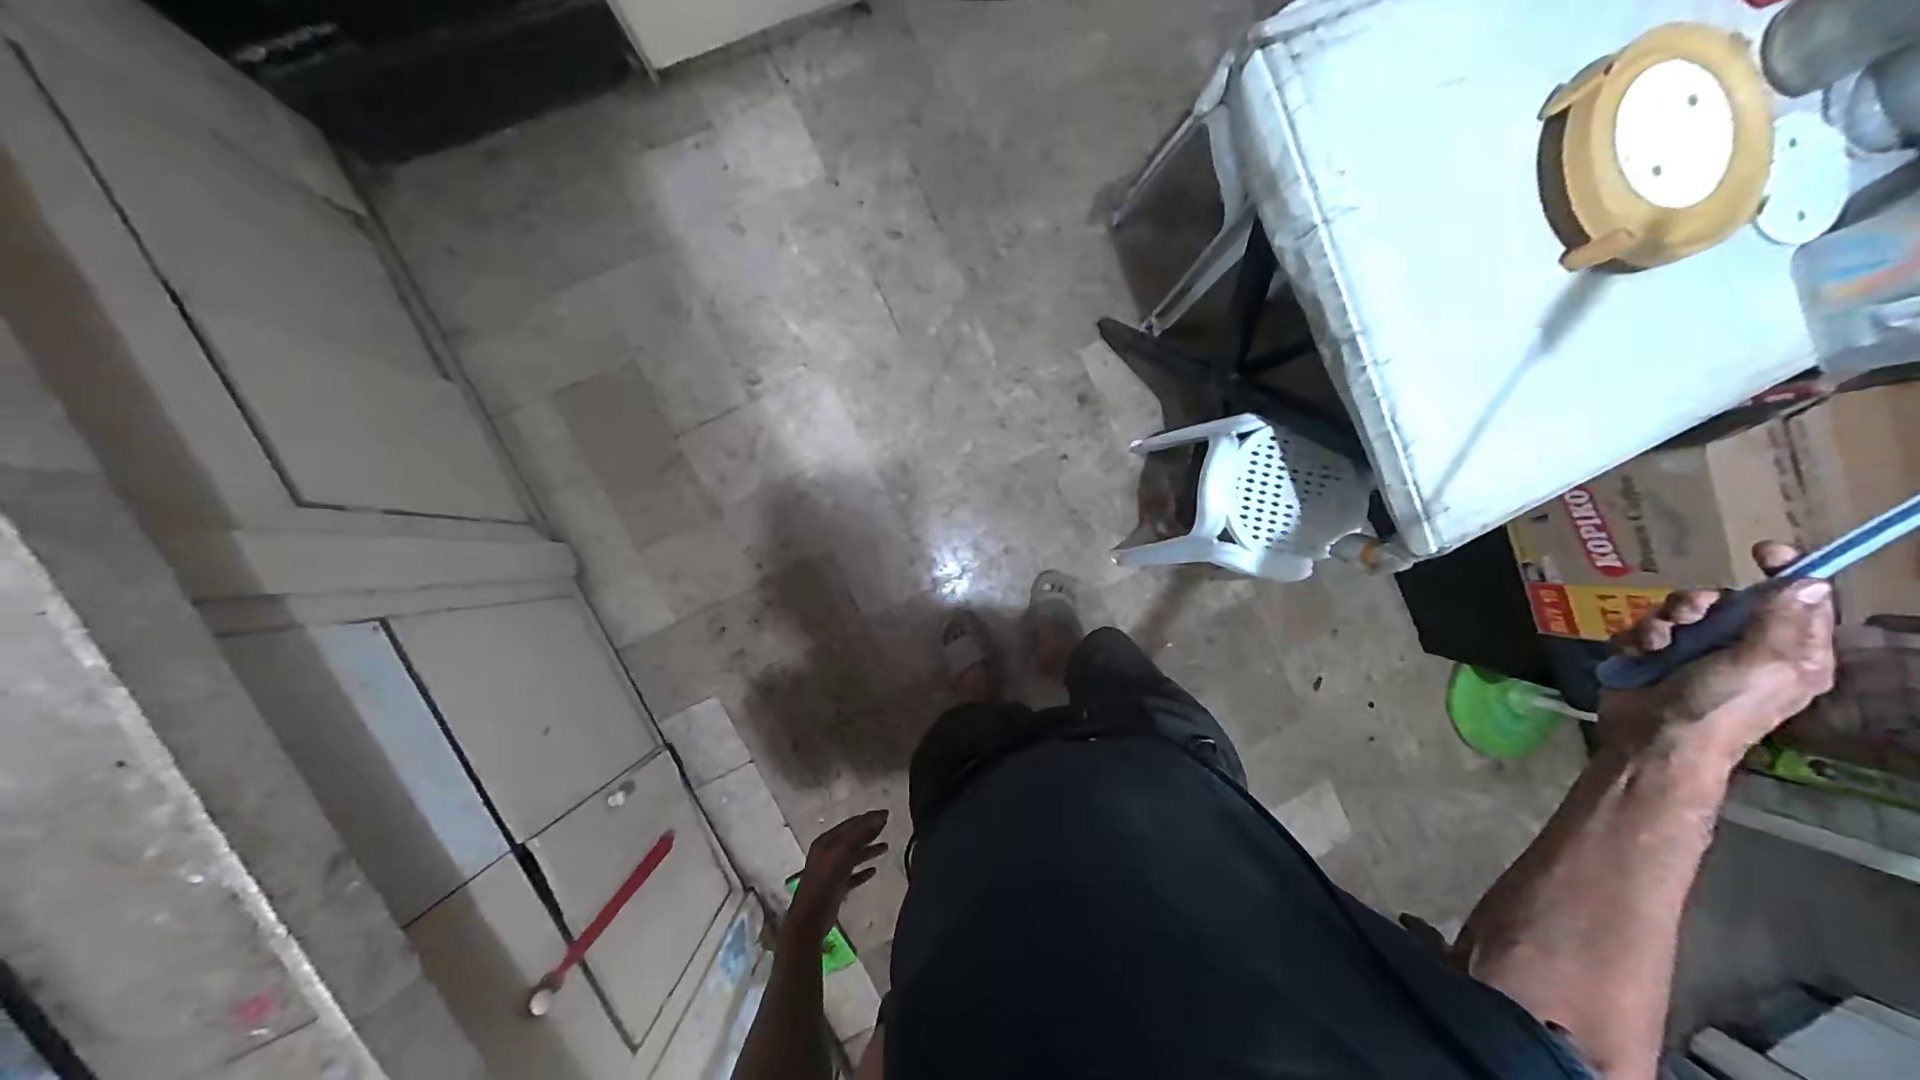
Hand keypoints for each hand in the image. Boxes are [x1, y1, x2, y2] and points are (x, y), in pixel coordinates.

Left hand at [784, 810, 888, 947]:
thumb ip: (861, 835)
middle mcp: (828, 853)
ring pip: (853, 856)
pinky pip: (852, 875)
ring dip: (869, 850)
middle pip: (852, 838)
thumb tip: (880, 816)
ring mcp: (831, 871)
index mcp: (826, 842)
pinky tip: (873, 871)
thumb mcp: (842, 853)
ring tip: (886, 847)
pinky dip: (863, 871)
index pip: (850, 824)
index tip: (886, 813)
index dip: (868, 818)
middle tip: (887, 825)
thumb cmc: (825, 882)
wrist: (810, 919)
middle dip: (869, 831)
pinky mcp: (836, 888)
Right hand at [1602, 541, 1835, 766]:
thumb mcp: (1763, 663)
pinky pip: (1640, 629)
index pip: (1797, 602)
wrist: (1653, 740)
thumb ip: (1783, 621)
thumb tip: (1810, 581)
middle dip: (1699, 602)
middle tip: (1688, 614)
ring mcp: (1693, 654)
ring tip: (1654, 644)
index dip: (1786, 573)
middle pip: (1725, 601)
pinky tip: (1634, 655)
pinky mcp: (1650, 659)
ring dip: (1660, 622)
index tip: (1764, 553)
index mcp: (1788, 652)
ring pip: (1676, 613)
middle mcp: (1743, 649)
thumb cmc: (1718, 706)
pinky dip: (1633, 639)